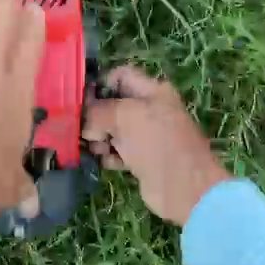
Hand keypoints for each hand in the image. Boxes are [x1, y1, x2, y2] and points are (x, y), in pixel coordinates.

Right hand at [82, 66, 229, 224]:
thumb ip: (97, 112)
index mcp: (152, 91)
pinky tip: (101, 160)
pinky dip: (107, 154)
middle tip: (82, 128)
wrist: (185, 188)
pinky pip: (117, 151)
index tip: (80, 101)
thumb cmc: (157, 142)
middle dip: (94, 115)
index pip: (119, 76)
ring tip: (94, 147)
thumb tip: (84, 124)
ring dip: (98, 137)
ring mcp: (146, 135)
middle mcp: (149, 110)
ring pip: (112, 129)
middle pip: (112, 104)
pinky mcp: (141, 159)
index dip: (99, 84)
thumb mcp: (124, 117)